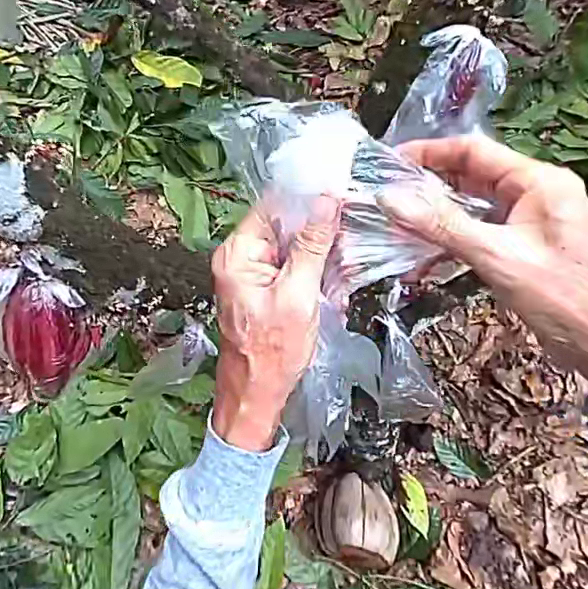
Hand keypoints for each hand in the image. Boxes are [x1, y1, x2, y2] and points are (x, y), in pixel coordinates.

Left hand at [209, 196, 341, 450]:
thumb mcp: (298, 295)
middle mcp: (239, 256)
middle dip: (318, 229)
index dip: (307, 198)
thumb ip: (311, 246)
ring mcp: (251, 271)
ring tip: (343, 264)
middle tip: (349, 236)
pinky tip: (330, 284)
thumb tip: (324, 202)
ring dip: (320, 252)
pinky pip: (292, 264)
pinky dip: (313, 270)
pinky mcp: (264, 286)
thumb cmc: (272, 352)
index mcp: (238, 253)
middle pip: (284, 222)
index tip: (340, 194)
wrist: (256, 394)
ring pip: (292, 243)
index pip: (273, 205)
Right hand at [382, 136, 587, 424]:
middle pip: (474, 179)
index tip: (391, 163)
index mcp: (540, 182)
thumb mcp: (498, 257)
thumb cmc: (567, 298)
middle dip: (430, 188)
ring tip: (398, 231)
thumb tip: (391, 198)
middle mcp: (539, 195)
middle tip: (387, 200)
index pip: (475, 150)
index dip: (429, 153)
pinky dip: (458, 244)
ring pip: (478, 211)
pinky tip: (428, 261)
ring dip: (440, 220)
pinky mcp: (532, 252)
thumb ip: (442, 225)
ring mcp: (536, 225)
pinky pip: (487, 237)